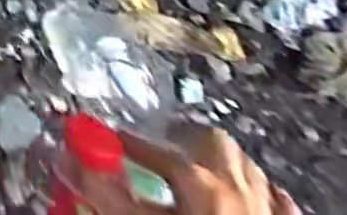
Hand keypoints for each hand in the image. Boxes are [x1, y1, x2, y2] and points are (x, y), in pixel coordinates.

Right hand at [74, 126, 300, 214]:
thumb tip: (63, 158)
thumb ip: (99, 191)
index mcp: (197, 178)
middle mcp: (238, 186)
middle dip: (184, 139)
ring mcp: (272, 212)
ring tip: (195, 177)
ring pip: (250, 170)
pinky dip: (264, 199)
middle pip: (212, 141)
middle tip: (157, 152)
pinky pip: (283, 206)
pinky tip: (247, 206)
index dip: (115, 140)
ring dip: (222, 165)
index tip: (98, 142)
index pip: (141, 144)